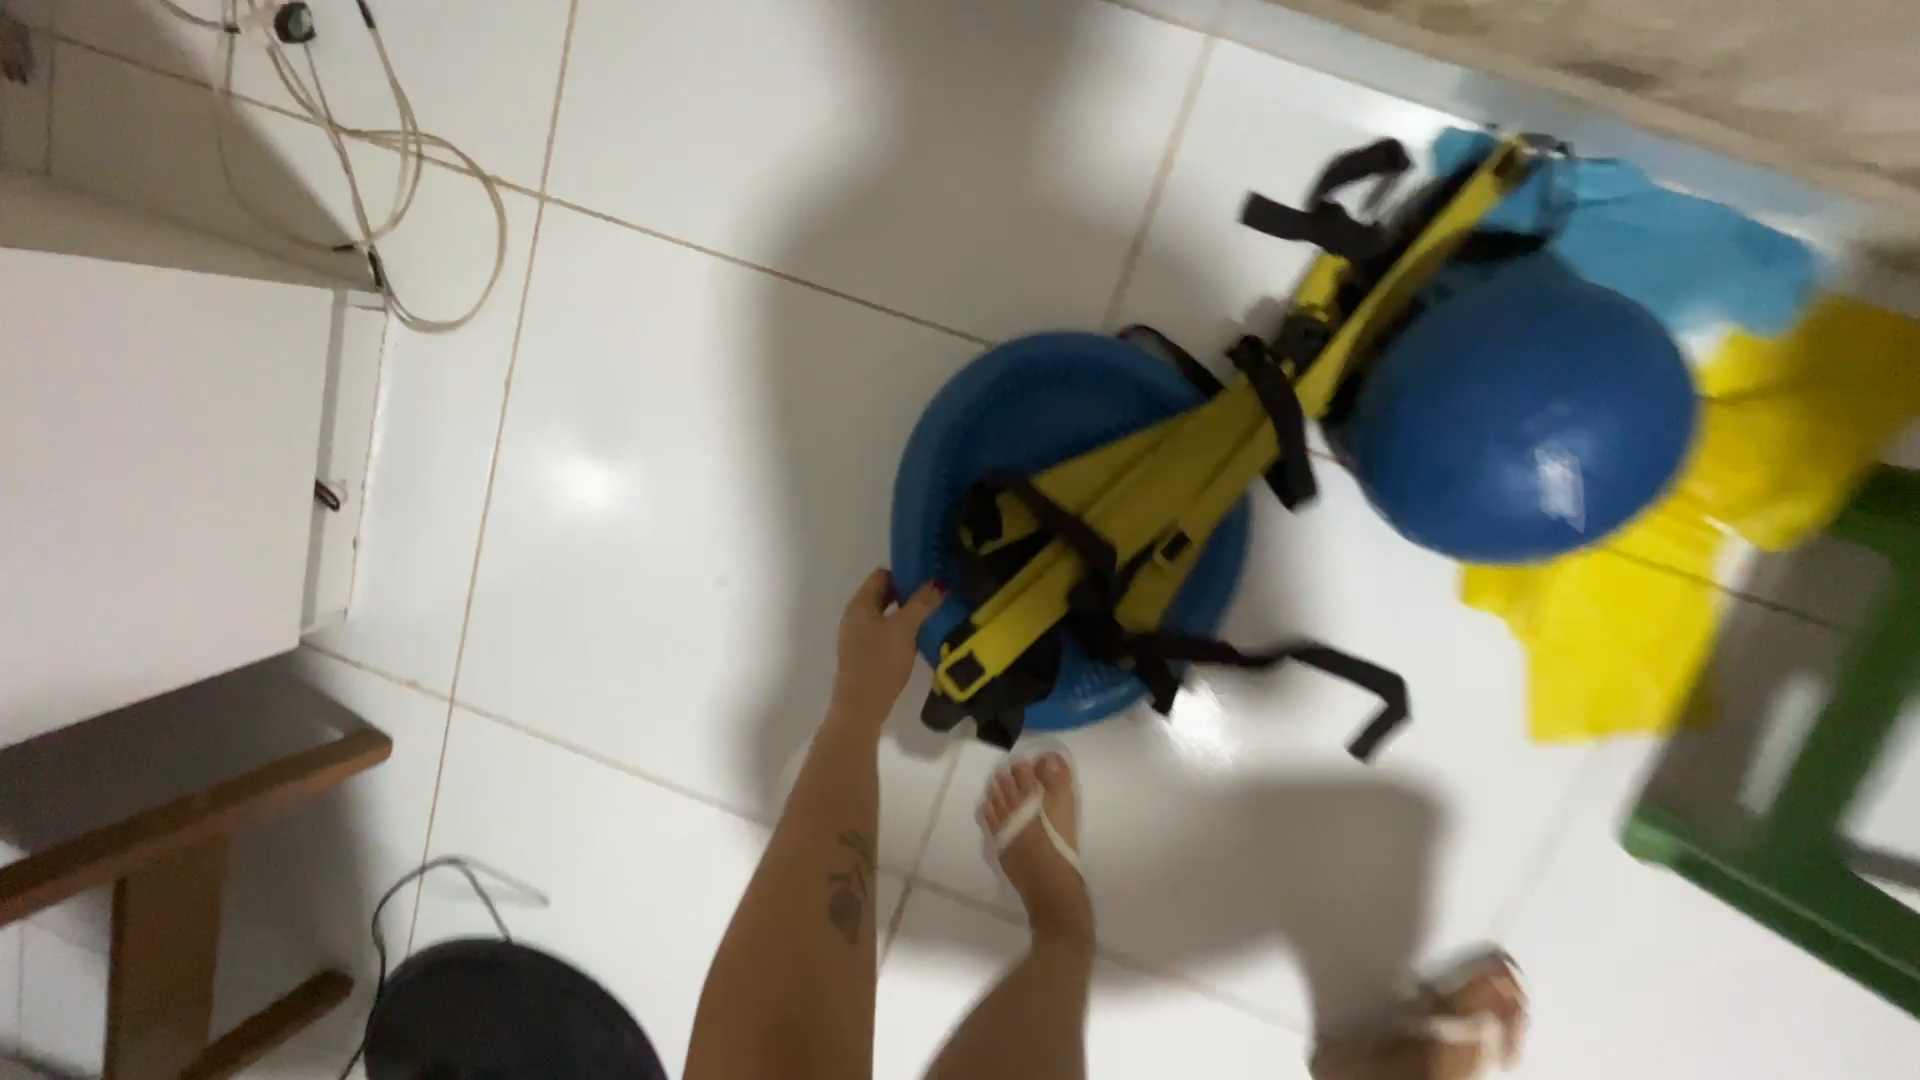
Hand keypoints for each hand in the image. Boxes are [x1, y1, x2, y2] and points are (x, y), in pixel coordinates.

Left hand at [830, 569, 944, 728]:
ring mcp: (858, 636)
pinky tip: (918, 639)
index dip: (905, 574)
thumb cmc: (880, 662)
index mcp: (860, 604)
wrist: (860, 707)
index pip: (882, 575)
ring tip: (932, 616)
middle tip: (936, 596)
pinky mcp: (864, 655)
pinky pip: (884, 632)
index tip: (929, 579)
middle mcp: (855, 616)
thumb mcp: (905, 629)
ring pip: (885, 615)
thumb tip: (940, 581)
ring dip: (906, 613)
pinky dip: (900, 631)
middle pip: (883, 594)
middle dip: (908, 593)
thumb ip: (922, 603)